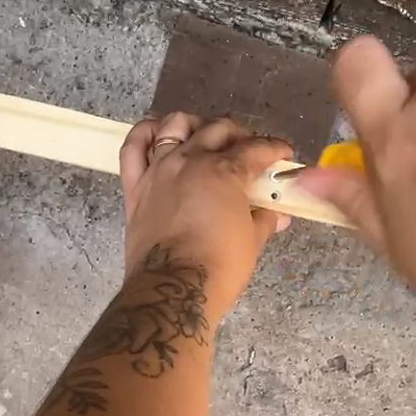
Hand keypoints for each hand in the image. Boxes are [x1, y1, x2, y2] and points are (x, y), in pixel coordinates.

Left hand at [117, 113, 292, 324]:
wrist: (173, 290)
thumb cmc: (218, 267)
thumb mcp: (251, 242)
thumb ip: (263, 220)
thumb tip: (277, 215)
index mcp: (225, 172)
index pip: (256, 149)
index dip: (274, 149)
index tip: (283, 154)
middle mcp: (191, 160)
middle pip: (218, 130)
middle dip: (240, 134)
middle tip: (249, 149)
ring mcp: (159, 170)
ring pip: (175, 126)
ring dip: (195, 124)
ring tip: (205, 135)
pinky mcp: (136, 187)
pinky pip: (133, 148)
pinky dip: (144, 134)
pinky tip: (157, 134)